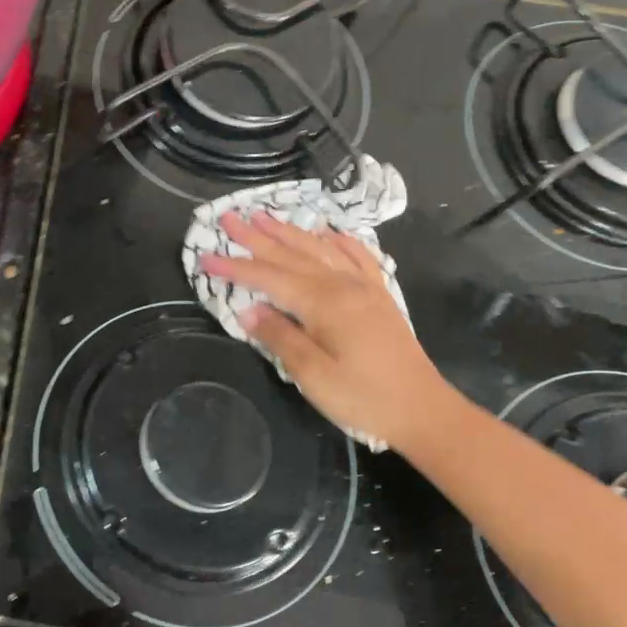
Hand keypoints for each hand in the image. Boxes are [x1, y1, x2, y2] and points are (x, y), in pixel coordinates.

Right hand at [200, 211, 460, 448]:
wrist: (423, 410)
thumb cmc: (363, 398)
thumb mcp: (312, 375)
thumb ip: (279, 338)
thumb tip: (248, 311)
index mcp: (323, 303)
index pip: (268, 278)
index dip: (234, 267)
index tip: (204, 257)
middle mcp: (343, 285)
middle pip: (291, 255)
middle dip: (256, 237)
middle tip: (228, 218)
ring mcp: (365, 287)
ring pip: (320, 249)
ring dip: (289, 232)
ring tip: (264, 216)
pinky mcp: (379, 296)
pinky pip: (357, 256)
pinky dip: (338, 240)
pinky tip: (328, 233)